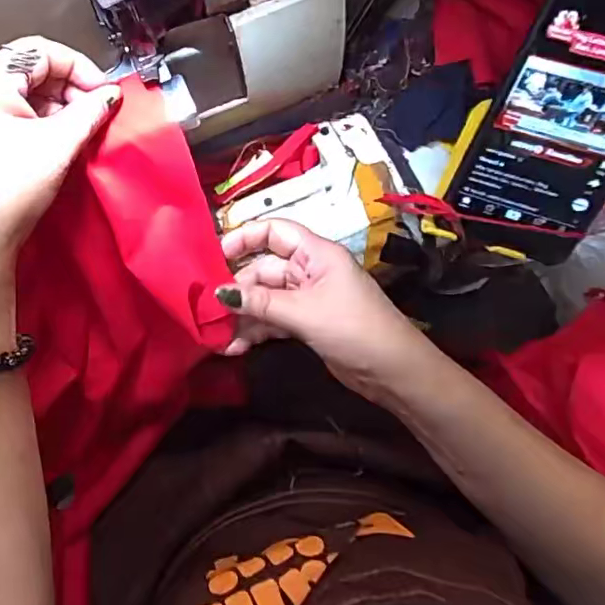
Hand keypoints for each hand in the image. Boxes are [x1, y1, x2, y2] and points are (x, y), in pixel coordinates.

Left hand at [0, 37, 122, 249]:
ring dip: (52, 107)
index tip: (102, 92)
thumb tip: (110, 95)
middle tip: (93, 113)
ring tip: (76, 131)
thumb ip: (91, 110)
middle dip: (66, 88)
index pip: (39, 51)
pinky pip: (5, 115)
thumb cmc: (10, 187)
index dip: (78, 67)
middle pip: (27, 70)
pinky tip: (53, 142)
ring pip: (17, 94)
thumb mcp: (59, 143)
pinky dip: (33, 122)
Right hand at [215, 219, 431, 402]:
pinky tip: (235, 346)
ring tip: (219, 336)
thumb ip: (259, 303)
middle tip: (210, 310)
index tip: (215, 257)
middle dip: (237, 289)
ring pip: (264, 298)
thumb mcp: (304, 313)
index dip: (243, 238)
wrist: (395, 374)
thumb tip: (218, 294)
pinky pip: (272, 319)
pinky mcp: (305, 322)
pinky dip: (255, 330)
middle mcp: (309, 270)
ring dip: (242, 316)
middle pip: (262, 269)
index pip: (273, 231)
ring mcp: (306, 297)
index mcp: (315, 253)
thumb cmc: (354, 330)